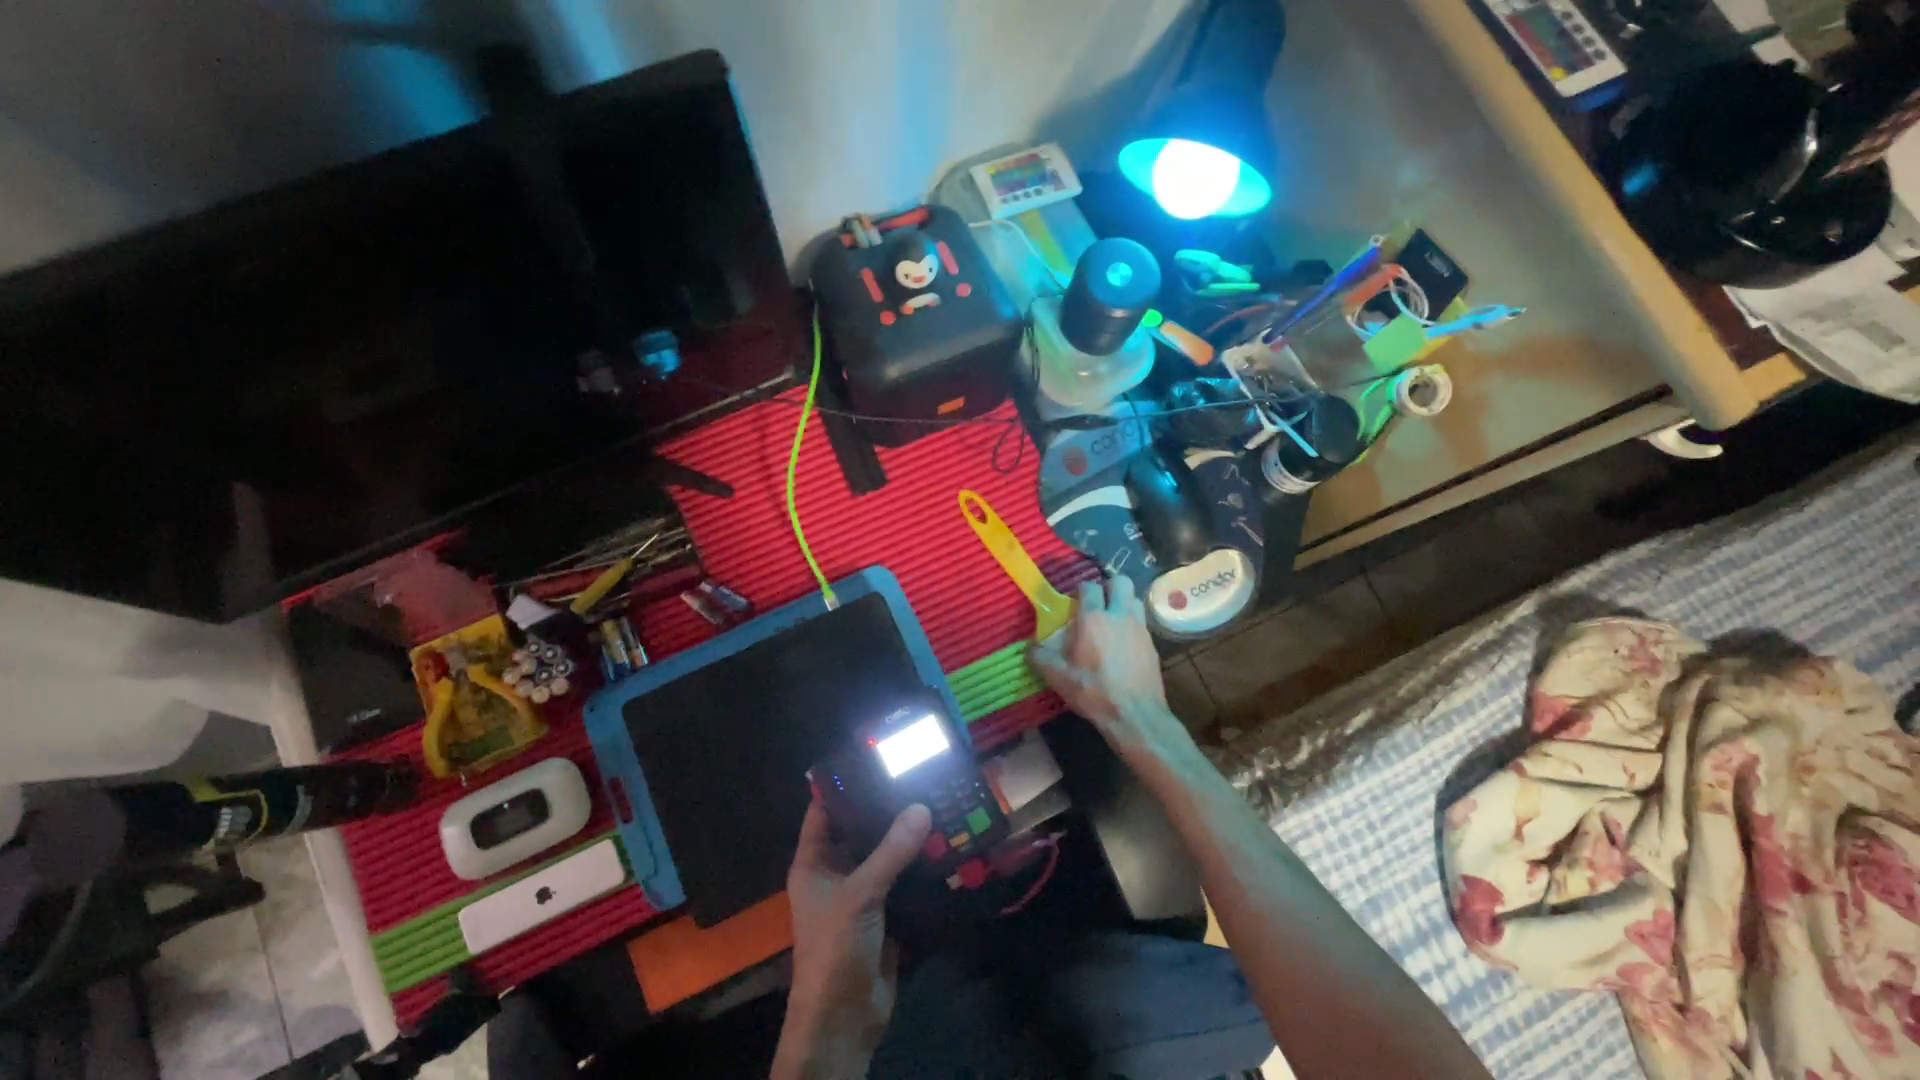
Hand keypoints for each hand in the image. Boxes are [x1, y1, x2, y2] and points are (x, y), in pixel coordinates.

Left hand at [772, 798, 931, 1079]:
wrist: (845, 1017)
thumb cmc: (835, 949)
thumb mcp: (860, 894)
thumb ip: (890, 852)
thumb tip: (920, 808)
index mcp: (814, 864)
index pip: (824, 812)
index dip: (843, 785)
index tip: (873, 757)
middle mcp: (836, 873)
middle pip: (861, 831)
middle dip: (887, 809)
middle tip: (918, 777)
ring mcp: (862, 895)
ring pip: (886, 856)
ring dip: (910, 838)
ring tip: (940, 803)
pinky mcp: (887, 915)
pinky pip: (905, 882)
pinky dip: (923, 867)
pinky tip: (948, 846)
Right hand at [1030, 576, 1193, 763]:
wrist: (1135, 715)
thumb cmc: (1093, 691)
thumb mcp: (1057, 677)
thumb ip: (1040, 657)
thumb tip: (1030, 648)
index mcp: (1093, 618)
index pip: (1088, 586)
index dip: (1080, 590)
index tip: (1073, 603)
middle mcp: (1120, 615)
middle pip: (1121, 581)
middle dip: (1108, 586)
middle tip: (1097, 604)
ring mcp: (1140, 629)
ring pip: (1135, 599)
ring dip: (1123, 603)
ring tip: (1112, 621)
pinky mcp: (1153, 645)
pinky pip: (1142, 623)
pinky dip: (1132, 626)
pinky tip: (1123, 645)